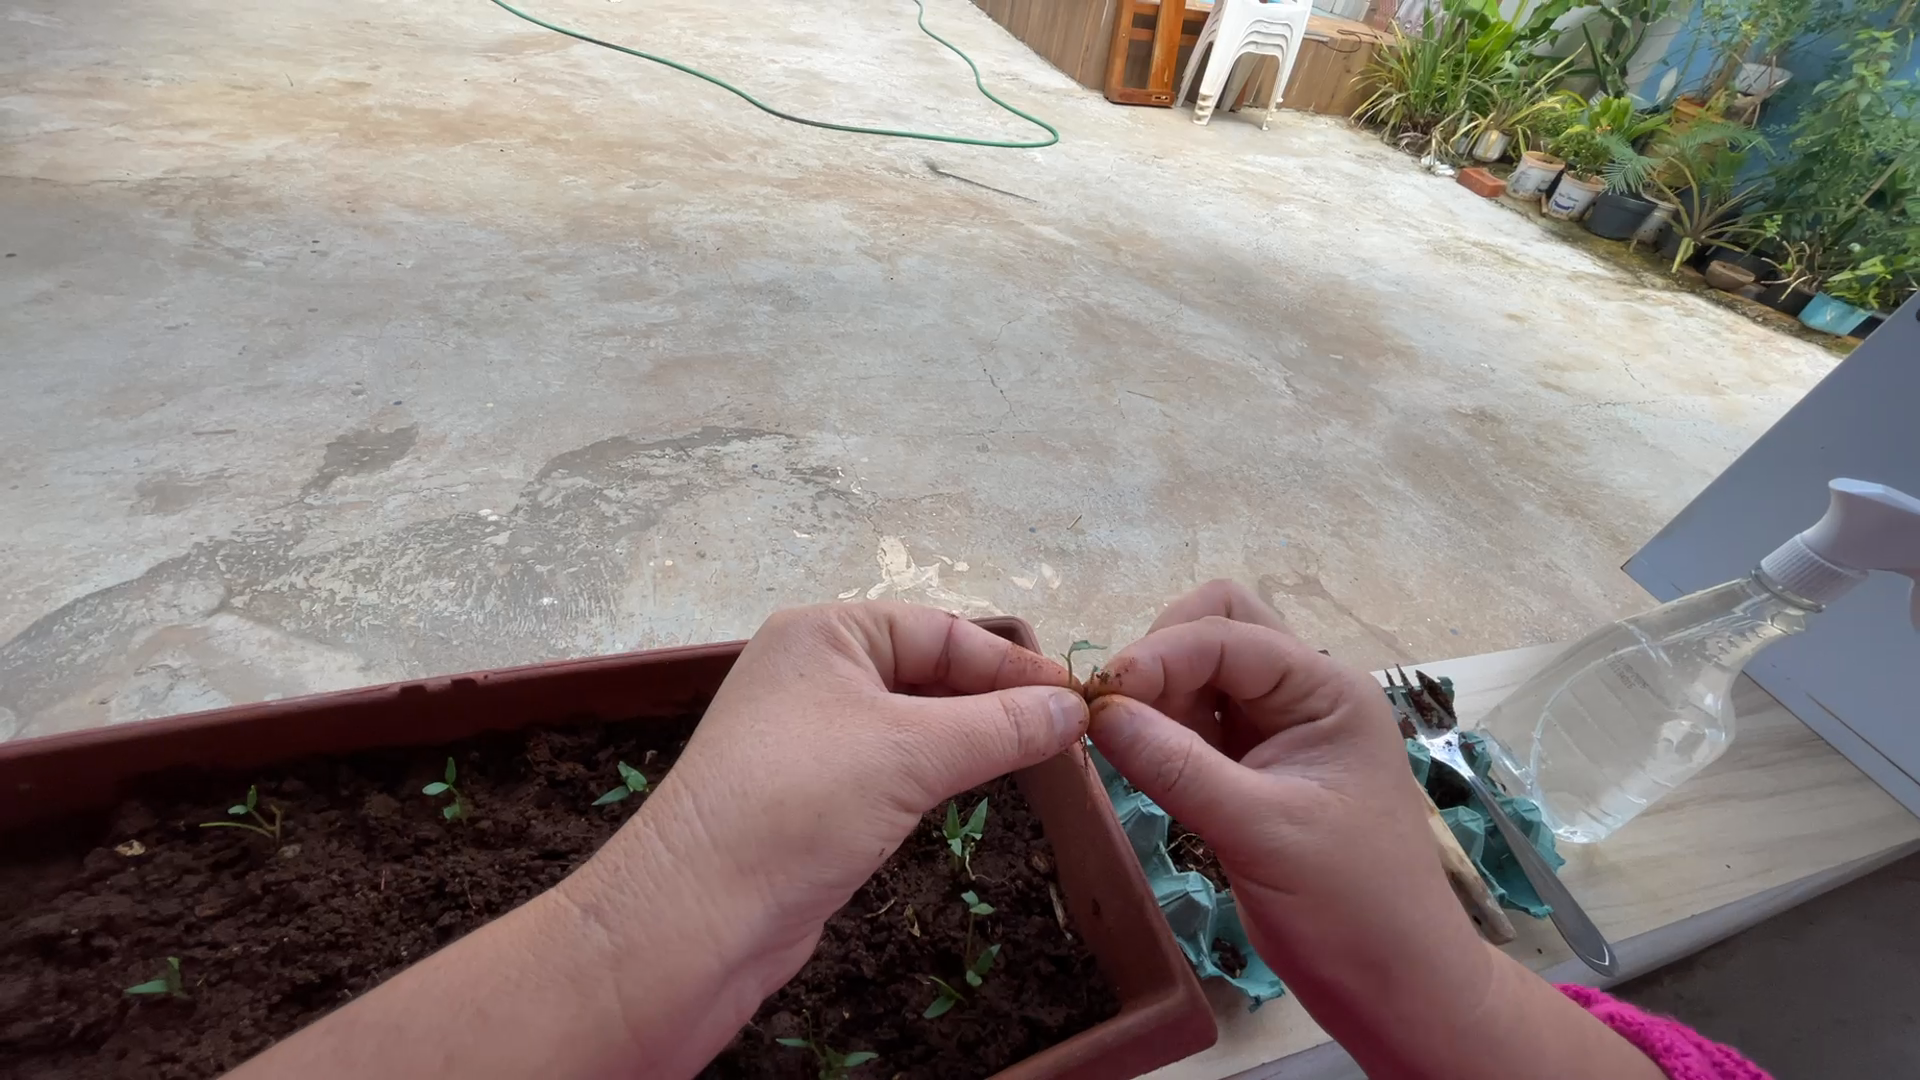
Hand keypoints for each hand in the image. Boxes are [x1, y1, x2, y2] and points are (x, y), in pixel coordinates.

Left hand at [229, 603, 1089, 1079]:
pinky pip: (896, 760)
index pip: (941, 631)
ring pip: (916, 719)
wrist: (694, 921)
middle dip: (997, 699)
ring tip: (1041, 754)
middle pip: (930, 671)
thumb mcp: (912, 751)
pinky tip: (981, 780)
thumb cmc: (801, 802)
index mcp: (828, 631)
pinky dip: (942, 767)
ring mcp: (815, 729)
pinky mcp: (817, 786)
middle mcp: (818, 669)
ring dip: (975, 735)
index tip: (1074, 696)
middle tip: (1067, 730)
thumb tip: (1074, 707)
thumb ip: (1001, 724)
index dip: (1011, 662)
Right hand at [1084, 582, 1489, 1070]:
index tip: (1101, 695)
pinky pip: (1188, 712)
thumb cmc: (1353, 908)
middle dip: (1162, 651)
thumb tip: (1098, 712)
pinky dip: (1155, 722)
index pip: (1228, 636)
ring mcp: (1271, 722)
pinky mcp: (1244, 757)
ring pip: (1197, 664)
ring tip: (1126, 738)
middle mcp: (1298, 690)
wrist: (1394, 988)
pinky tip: (1140, 755)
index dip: (1160, 654)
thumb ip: (1177, 767)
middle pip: (1218, 622)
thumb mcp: (1263, 833)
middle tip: (1120, 705)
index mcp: (1325, 690)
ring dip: (1154, 689)